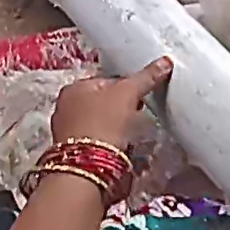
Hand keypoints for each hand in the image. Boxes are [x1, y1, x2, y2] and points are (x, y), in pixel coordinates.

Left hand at [49, 57, 172, 148]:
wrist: (90, 167)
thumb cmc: (105, 122)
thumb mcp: (129, 93)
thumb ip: (147, 77)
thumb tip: (165, 62)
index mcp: (73, 88)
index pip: (107, 78)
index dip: (127, 84)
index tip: (141, 93)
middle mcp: (64, 107)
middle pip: (101, 99)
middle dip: (120, 104)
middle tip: (138, 110)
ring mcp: (66, 131)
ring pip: (99, 120)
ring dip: (114, 122)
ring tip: (131, 128)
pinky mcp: (74, 151)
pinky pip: (97, 137)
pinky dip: (108, 138)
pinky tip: (120, 142)